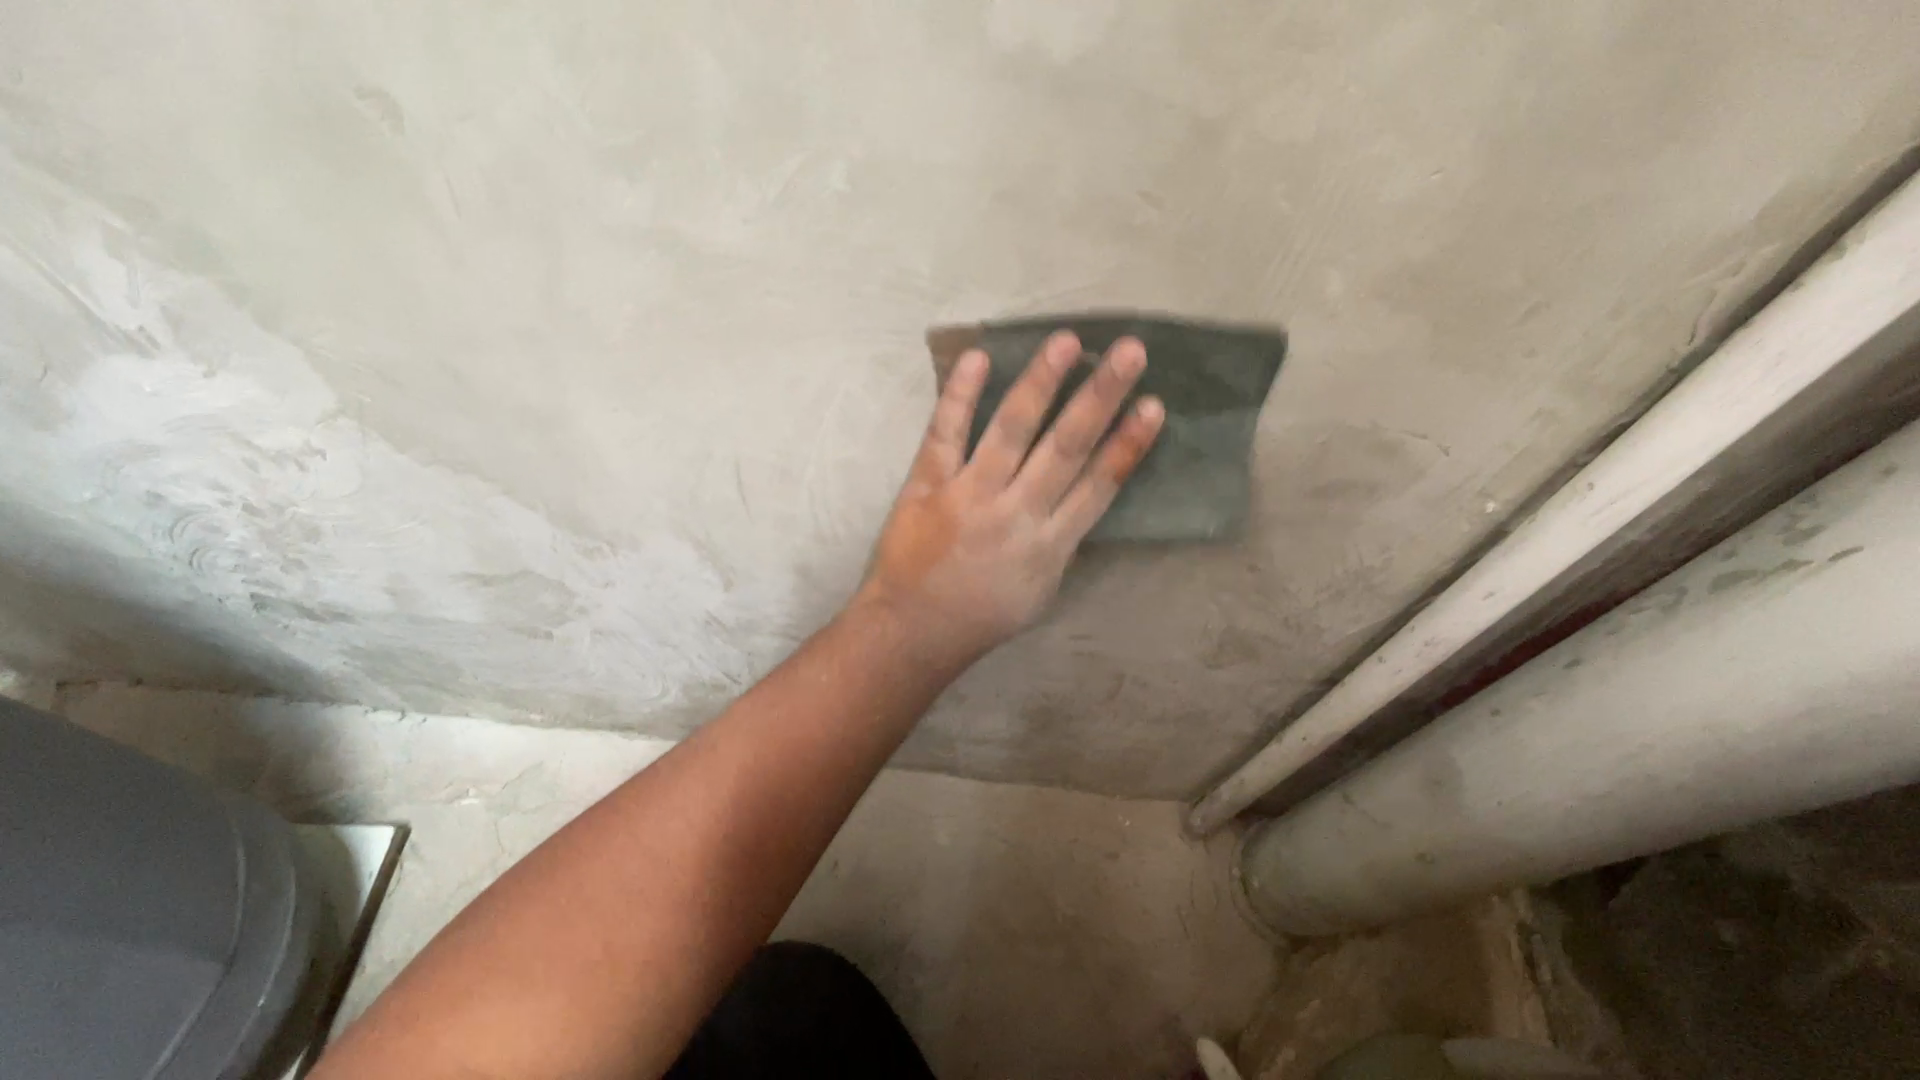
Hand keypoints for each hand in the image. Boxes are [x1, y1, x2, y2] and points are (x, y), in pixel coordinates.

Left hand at [852, 331, 1164, 661]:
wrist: (913, 632)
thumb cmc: (981, 617)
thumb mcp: (1040, 592)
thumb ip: (1061, 543)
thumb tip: (1078, 500)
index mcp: (1050, 544)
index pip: (1099, 485)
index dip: (1129, 444)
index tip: (1154, 405)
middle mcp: (1017, 512)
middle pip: (1067, 446)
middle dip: (1101, 396)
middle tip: (1129, 350)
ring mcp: (970, 494)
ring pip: (1012, 429)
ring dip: (1041, 382)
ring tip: (1067, 342)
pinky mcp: (928, 484)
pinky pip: (946, 433)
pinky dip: (960, 395)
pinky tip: (977, 357)